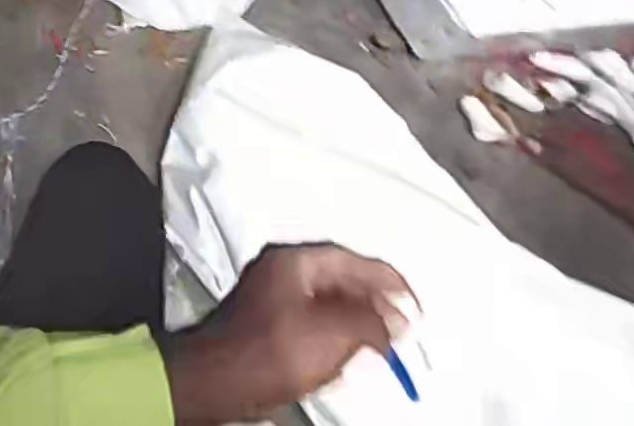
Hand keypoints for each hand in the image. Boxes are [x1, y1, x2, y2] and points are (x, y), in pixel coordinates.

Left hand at [161, 244, 413, 425]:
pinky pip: (312, 311)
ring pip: (325, 293)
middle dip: (371, 296)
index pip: (346, 258)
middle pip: (335, 273)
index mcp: (291, 261)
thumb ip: (368, 321)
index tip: (411, 301)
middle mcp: (278, 268)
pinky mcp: (267, 316)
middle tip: (401, 322)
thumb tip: (392, 318)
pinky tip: (350, 346)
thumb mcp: (331, 333)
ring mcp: (270, 291)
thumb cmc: (270, 350)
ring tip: (383, 338)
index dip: (383, 278)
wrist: (222, 375)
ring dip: (356, 312)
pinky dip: (337, 325)